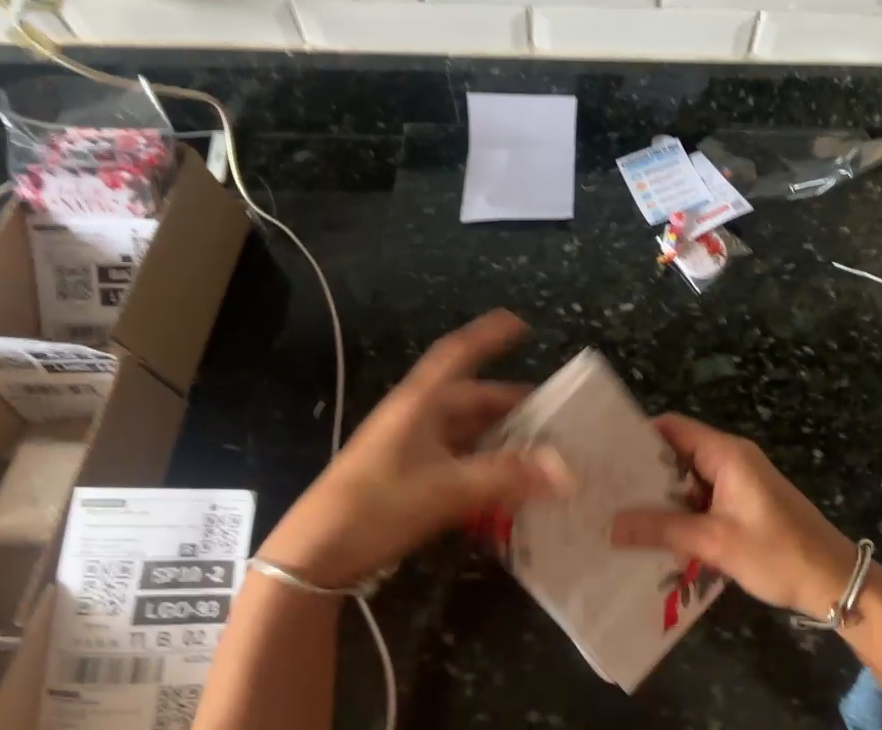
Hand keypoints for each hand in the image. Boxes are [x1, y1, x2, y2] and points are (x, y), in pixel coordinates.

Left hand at [259, 310, 571, 587]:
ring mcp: (408, 447)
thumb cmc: (377, 506)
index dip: (490, 336)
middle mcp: (415, 416)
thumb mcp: (448, 490)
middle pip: (469, 398)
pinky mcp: (404, 476)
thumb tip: (567, 469)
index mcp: (421, 403)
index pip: (459, 353)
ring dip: (497, 438)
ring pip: (463, 431)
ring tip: (536, 450)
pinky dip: (481, 464)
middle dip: (508, 405)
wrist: (313, 557)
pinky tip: (502, 485)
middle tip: (550, 415)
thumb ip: (509, 477)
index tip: (521, 325)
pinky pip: (454, 458)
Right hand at [611, 413, 857, 616]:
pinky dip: (683, 514)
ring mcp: (739, 482)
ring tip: (624, 518)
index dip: (639, 437)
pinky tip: (660, 537)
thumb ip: (662, 529)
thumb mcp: (715, 542)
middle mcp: (731, 458)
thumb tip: (611, 524)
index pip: (673, 427)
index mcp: (726, 453)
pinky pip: (704, 499)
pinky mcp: (744, 504)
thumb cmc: (778, 552)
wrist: (835, 581)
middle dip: (645, 474)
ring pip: (689, 480)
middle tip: (607, 494)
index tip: (606, 457)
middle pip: (678, 453)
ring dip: (664, 499)